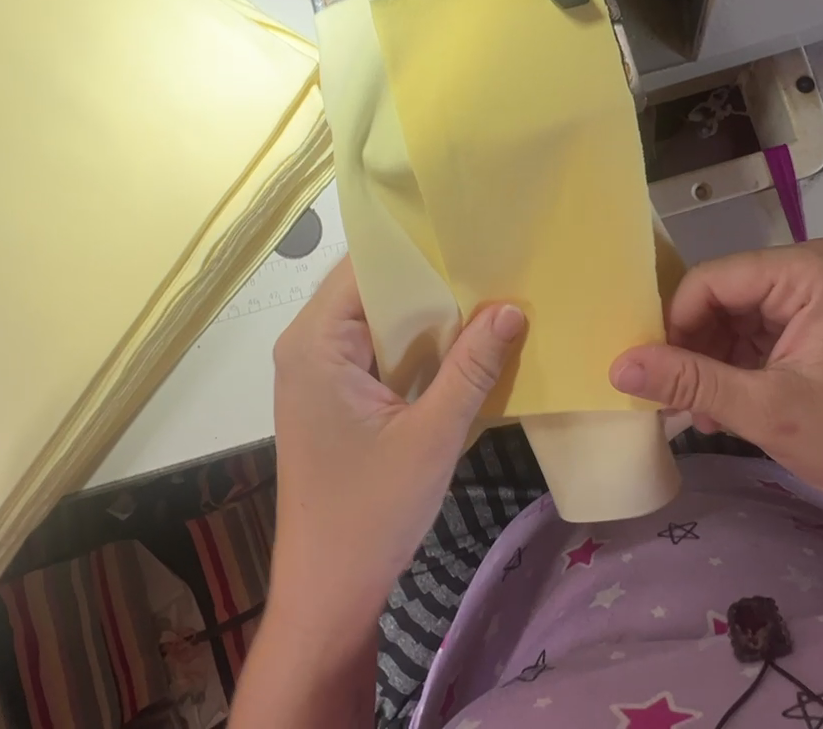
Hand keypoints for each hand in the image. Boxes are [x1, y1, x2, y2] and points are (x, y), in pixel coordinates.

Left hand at [269, 259, 525, 622]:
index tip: (474, 233)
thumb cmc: (371, 511)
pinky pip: (380, 351)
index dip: (418, 247)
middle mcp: (309, 346)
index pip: (366, 266)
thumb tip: (513, 306)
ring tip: (491, 291)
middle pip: (374, 289)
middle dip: (432, 278)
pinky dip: (419, 346)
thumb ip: (472, 366)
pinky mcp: (336, 397)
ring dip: (430, 315)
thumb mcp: (433, 435)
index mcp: (316, 342)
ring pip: (381, 321)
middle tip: (495, 260)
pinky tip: (466, 343)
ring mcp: (321, 373)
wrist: (329, 589)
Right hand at [608, 239, 822, 541]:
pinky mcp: (813, 322)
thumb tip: (616, 365)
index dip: (675, 325)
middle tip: (674, 400)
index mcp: (809, 270)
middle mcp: (811, 268)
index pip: (712, 280)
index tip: (654, 374)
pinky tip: (719, 408)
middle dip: (693, 348)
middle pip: (720, 296)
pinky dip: (730, 368)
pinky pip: (751, 332)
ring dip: (708, 363)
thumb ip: (687, 380)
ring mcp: (814, 294)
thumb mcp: (763, 410)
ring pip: (730, 317)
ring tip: (698, 413)